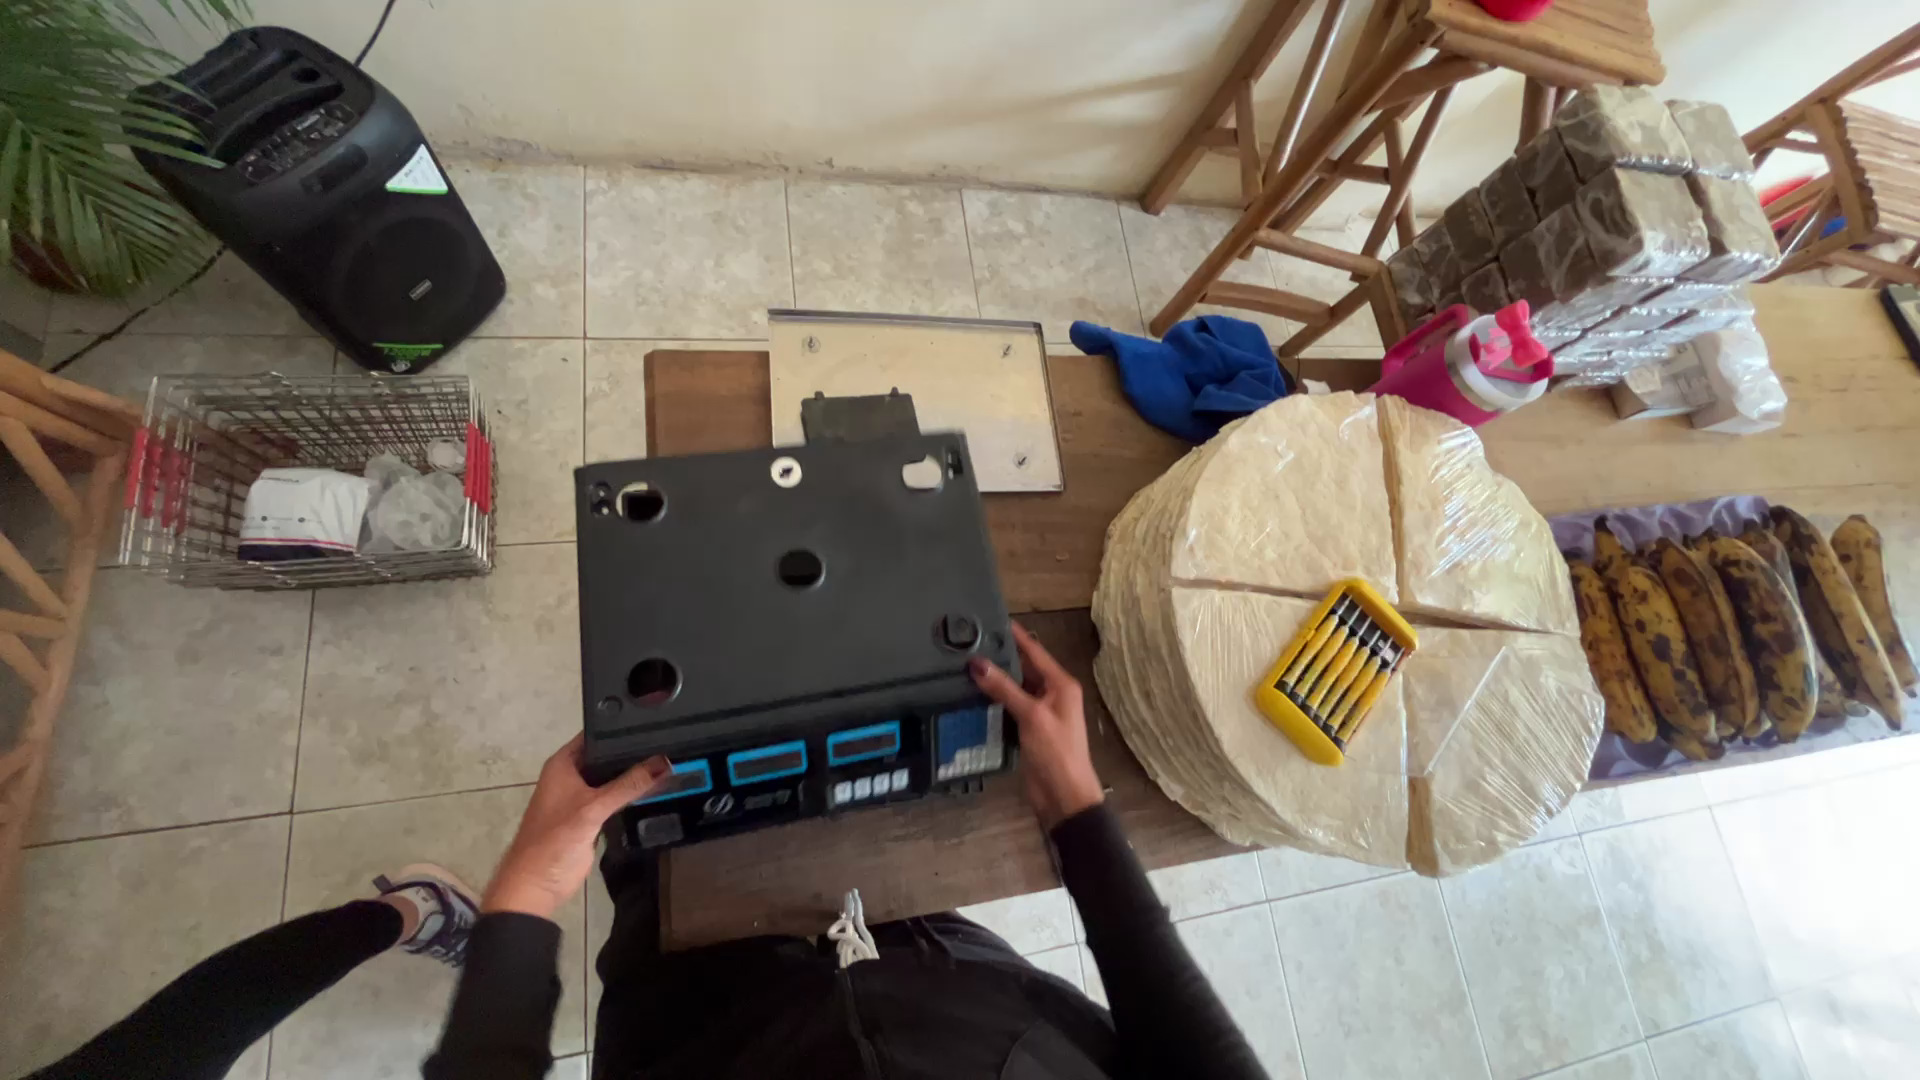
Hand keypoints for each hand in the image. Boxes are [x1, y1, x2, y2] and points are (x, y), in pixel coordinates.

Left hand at [482, 735, 670, 918]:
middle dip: (634, 749)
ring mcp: (583, 795)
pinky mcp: (593, 815)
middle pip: (608, 755)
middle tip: (671, 737)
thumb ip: (630, 784)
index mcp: (562, 764)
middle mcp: (572, 775)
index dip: (620, 726)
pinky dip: (634, 791)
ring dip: (636, 772)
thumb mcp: (592, 807)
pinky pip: (618, 796)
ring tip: (671, 756)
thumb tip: (666, 763)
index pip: (596, 734)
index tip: (654, 717)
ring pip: (614, 776)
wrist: (536, 887)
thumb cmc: (553, 840)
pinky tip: (658, 784)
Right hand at [969, 622, 1104, 828]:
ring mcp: (1040, 712)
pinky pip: (1009, 706)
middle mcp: (1052, 694)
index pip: (1035, 651)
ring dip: (995, 678)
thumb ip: (1004, 688)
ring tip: (967, 663)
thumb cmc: (1056, 752)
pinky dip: (994, 699)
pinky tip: (974, 693)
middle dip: (1000, 656)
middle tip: (971, 641)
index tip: (994, 618)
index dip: (1016, 635)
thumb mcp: (1031, 716)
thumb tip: (977, 664)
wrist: (1063, 796)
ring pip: (1014, 687)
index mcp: (1061, 684)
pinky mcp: (1028, 729)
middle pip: (1023, 668)